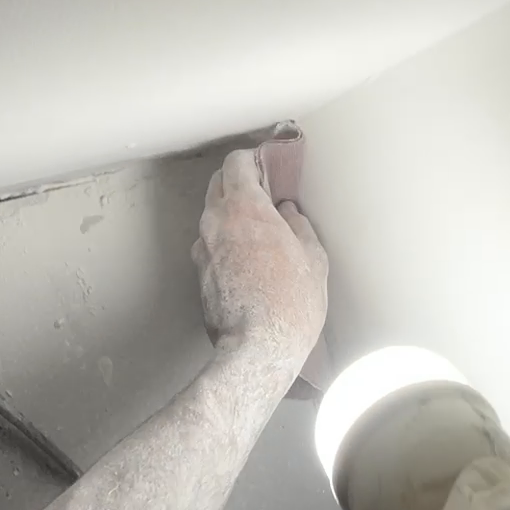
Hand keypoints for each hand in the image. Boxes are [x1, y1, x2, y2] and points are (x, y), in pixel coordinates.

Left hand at [191, 149, 328, 366]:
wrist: (256, 350)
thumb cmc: (290, 302)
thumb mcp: (312, 257)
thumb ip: (297, 224)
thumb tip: (287, 212)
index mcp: (244, 207)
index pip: (236, 163)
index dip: (252, 159)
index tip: (267, 166)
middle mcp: (216, 221)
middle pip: (218, 182)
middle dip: (237, 180)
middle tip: (263, 192)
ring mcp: (202, 246)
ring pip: (211, 212)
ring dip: (229, 210)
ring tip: (256, 227)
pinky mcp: (198, 271)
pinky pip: (209, 241)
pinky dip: (223, 237)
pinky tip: (244, 255)